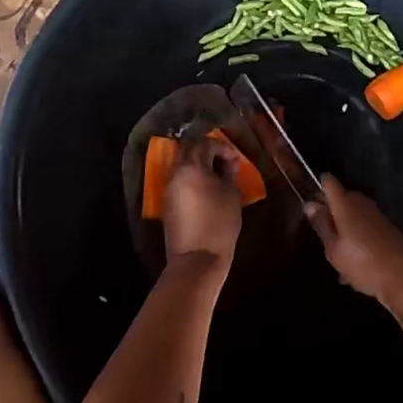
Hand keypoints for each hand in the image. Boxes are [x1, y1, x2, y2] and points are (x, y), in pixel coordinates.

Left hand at [162, 134, 243, 271]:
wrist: (197, 258)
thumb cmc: (220, 222)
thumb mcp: (231, 193)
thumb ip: (229, 172)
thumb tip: (229, 162)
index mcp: (192, 168)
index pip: (205, 144)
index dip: (223, 147)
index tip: (236, 159)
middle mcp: (176, 174)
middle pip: (188, 151)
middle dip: (207, 150)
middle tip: (224, 160)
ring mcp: (168, 189)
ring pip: (181, 165)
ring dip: (198, 164)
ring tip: (216, 174)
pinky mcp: (167, 203)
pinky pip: (179, 180)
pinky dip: (192, 177)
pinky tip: (206, 188)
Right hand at [304, 175, 402, 301]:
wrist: (402, 275)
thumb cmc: (361, 262)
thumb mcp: (334, 248)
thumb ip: (322, 225)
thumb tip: (310, 204)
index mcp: (346, 205)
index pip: (330, 184)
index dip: (319, 186)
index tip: (309, 196)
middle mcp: (362, 204)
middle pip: (343, 198)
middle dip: (331, 210)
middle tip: (319, 229)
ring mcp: (376, 215)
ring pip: (354, 214)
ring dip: (344, 227)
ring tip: (334, 252)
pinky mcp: (386, 227)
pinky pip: (365, 226)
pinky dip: (356, 237)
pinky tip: (352, 263)